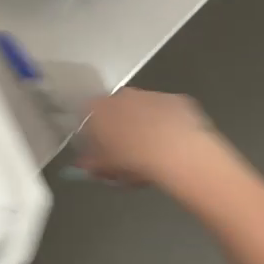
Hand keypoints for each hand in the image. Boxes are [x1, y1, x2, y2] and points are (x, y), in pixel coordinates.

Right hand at [76, 88, 235, 188]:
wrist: (176, 153)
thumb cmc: (133, 161)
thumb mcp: (105, 168)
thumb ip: (91, 162)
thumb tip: (87, 163)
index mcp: (98, 108)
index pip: (87, 116)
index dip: (92, 134)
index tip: (98, 148)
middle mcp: (122, 95)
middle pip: (116, 109)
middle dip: (119, 127)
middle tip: (125, 151)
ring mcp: (150, 94)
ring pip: (142, 108)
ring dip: (144, 124)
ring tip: (151, 150)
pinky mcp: (176, 99)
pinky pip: (166, 111)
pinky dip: (166, 123)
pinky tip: (171, 142)